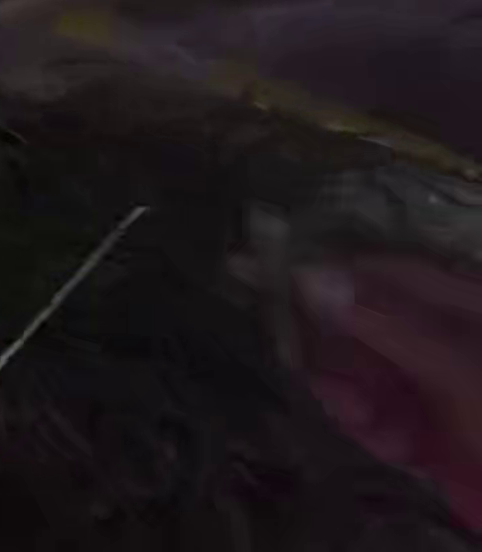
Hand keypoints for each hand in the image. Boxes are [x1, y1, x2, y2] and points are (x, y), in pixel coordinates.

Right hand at [293, 258, 481, 527]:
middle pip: (352, 319)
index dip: (316, 268)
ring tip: (365, 421)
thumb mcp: (472, 379)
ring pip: (348, 364)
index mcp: (469, 314)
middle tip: (316, 367)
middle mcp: (449, 342)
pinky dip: (362, 422)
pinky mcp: (425, 425)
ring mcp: (437, 386)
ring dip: (343, 391)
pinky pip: (364, 405)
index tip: (250, 267)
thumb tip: (305, 271)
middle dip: (327, 348)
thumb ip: (393, 325)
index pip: (380, 271)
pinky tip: (385, 443)